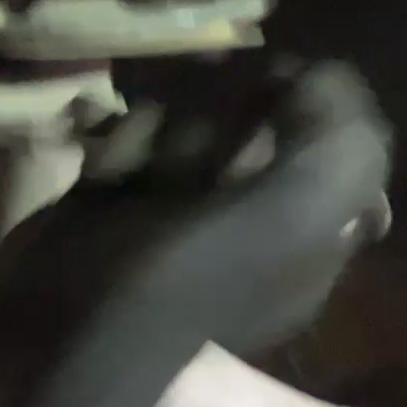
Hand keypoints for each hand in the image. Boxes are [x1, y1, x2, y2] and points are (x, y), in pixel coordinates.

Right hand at [0, 61, 391, 406]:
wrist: (70, 333)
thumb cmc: (182, 281)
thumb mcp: (292, 220)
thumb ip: (335, 144)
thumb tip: (320, 73)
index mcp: (300, 229)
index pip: (328, 145)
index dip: (312, 108)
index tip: (280, 79)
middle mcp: (238, 213)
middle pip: (249, 130)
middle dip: (226, 116)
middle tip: (206, 107)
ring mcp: (165, 206)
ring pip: (180, 130)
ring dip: (164, 135)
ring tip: (144, 169)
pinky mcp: (103, 201)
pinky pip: (121, 147)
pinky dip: (119, 147)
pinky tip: (107, 173)